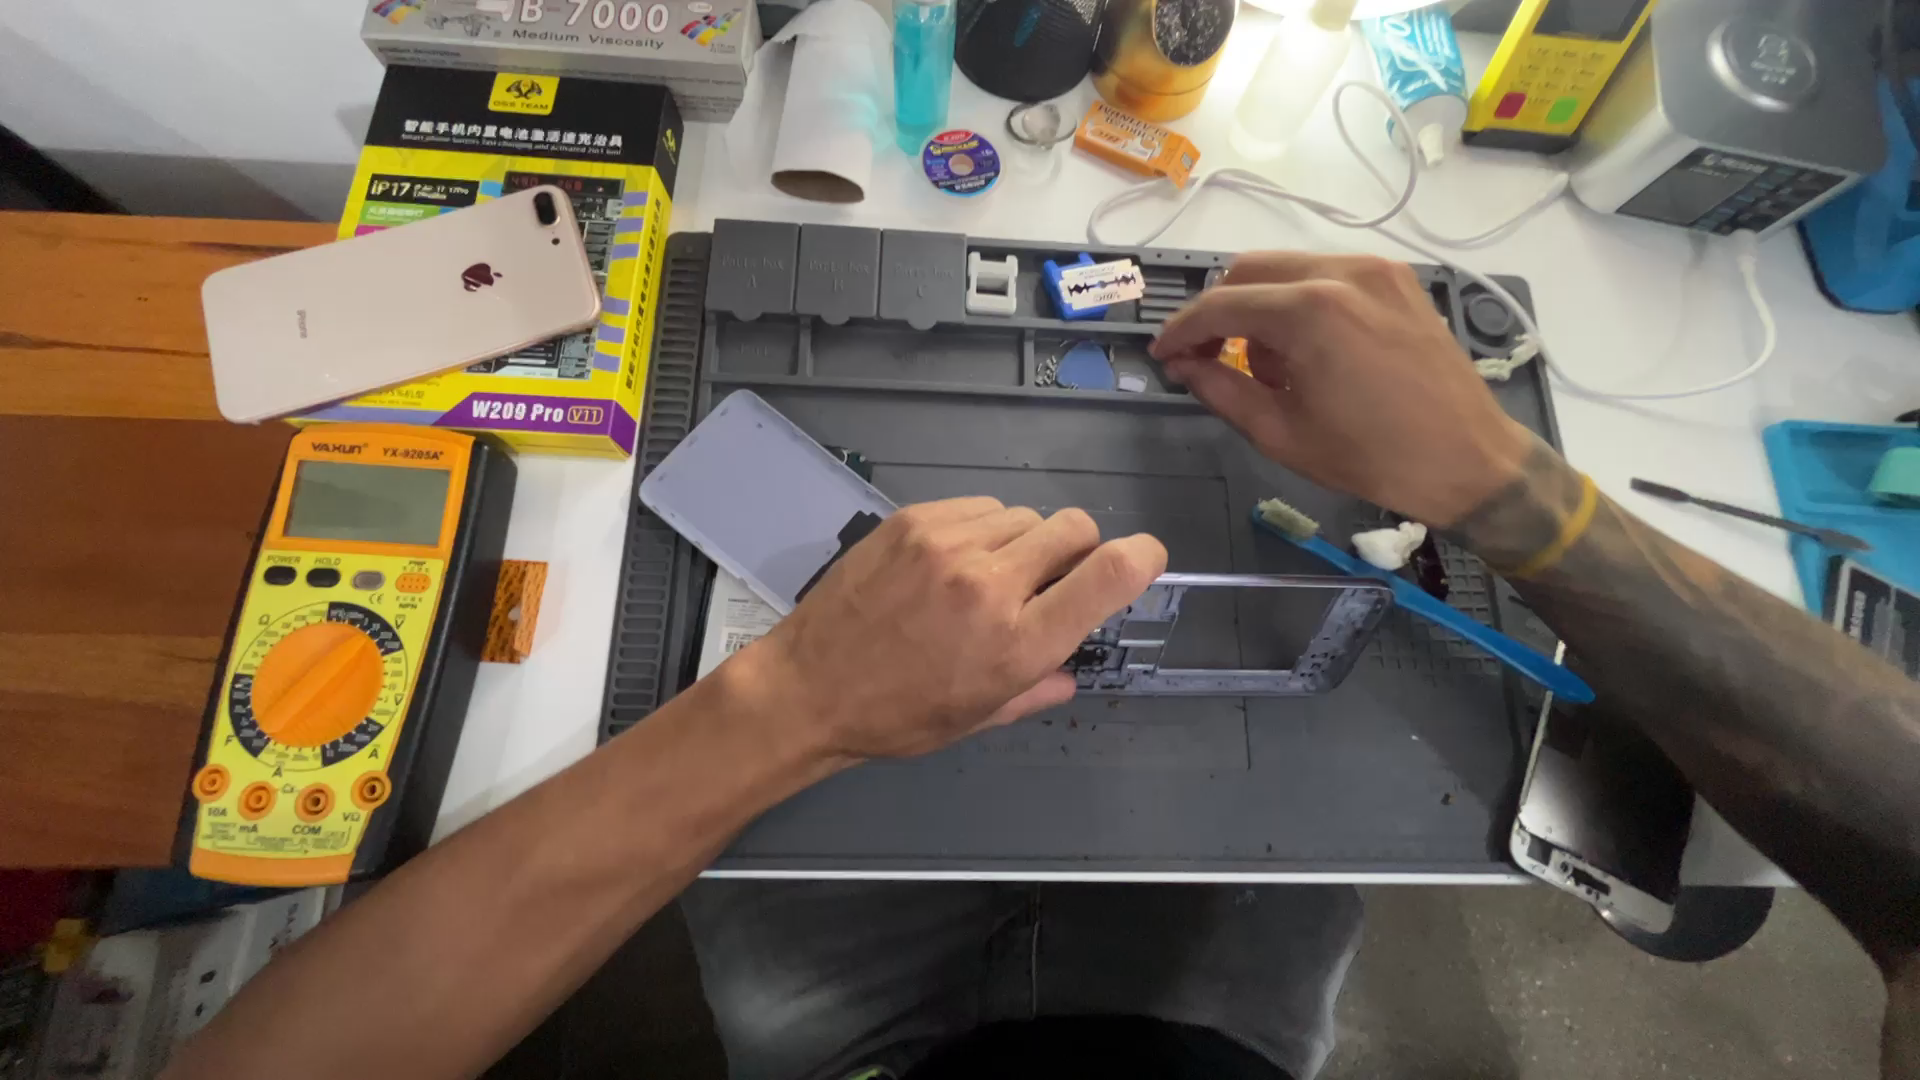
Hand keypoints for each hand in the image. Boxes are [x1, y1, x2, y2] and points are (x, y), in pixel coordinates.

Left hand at [741, 498, 1166, 761]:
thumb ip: (1039, 688)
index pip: (1109, 574)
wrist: (809, 686)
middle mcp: (992, 583)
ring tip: (988, 575)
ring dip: (1025, 542)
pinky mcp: (916, 519)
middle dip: (1076, 552)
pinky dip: (984, 529)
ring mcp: (950, 543)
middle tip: (1045, 581)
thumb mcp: (980, 718)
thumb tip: (1071, 671)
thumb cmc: (898, 716)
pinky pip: (980, 507)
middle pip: (1076, 528)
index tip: (1144, 558)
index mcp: (1018, 643)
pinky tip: (954, 559)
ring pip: (1025, 515)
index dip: (1142, 557)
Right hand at [1149, 252, 1533, 525]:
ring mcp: (1374, 269)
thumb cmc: (1367, 456)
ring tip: (1262, 365)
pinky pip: (1322, 275)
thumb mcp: (1278, 432)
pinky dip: (1295, 302)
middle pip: (1248, 270)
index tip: (1162, 354)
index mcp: (1310, 312)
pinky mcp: (1395, 278)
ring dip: (1255, 308)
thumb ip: (1219, 389)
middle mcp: (1341, 272)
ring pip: (1284, 269)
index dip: (1181, 330)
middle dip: (1216, 312)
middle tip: (1203, 357)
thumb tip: (1183, 366)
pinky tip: (1301, 349)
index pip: (1220, 305)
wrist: (1465, 458)